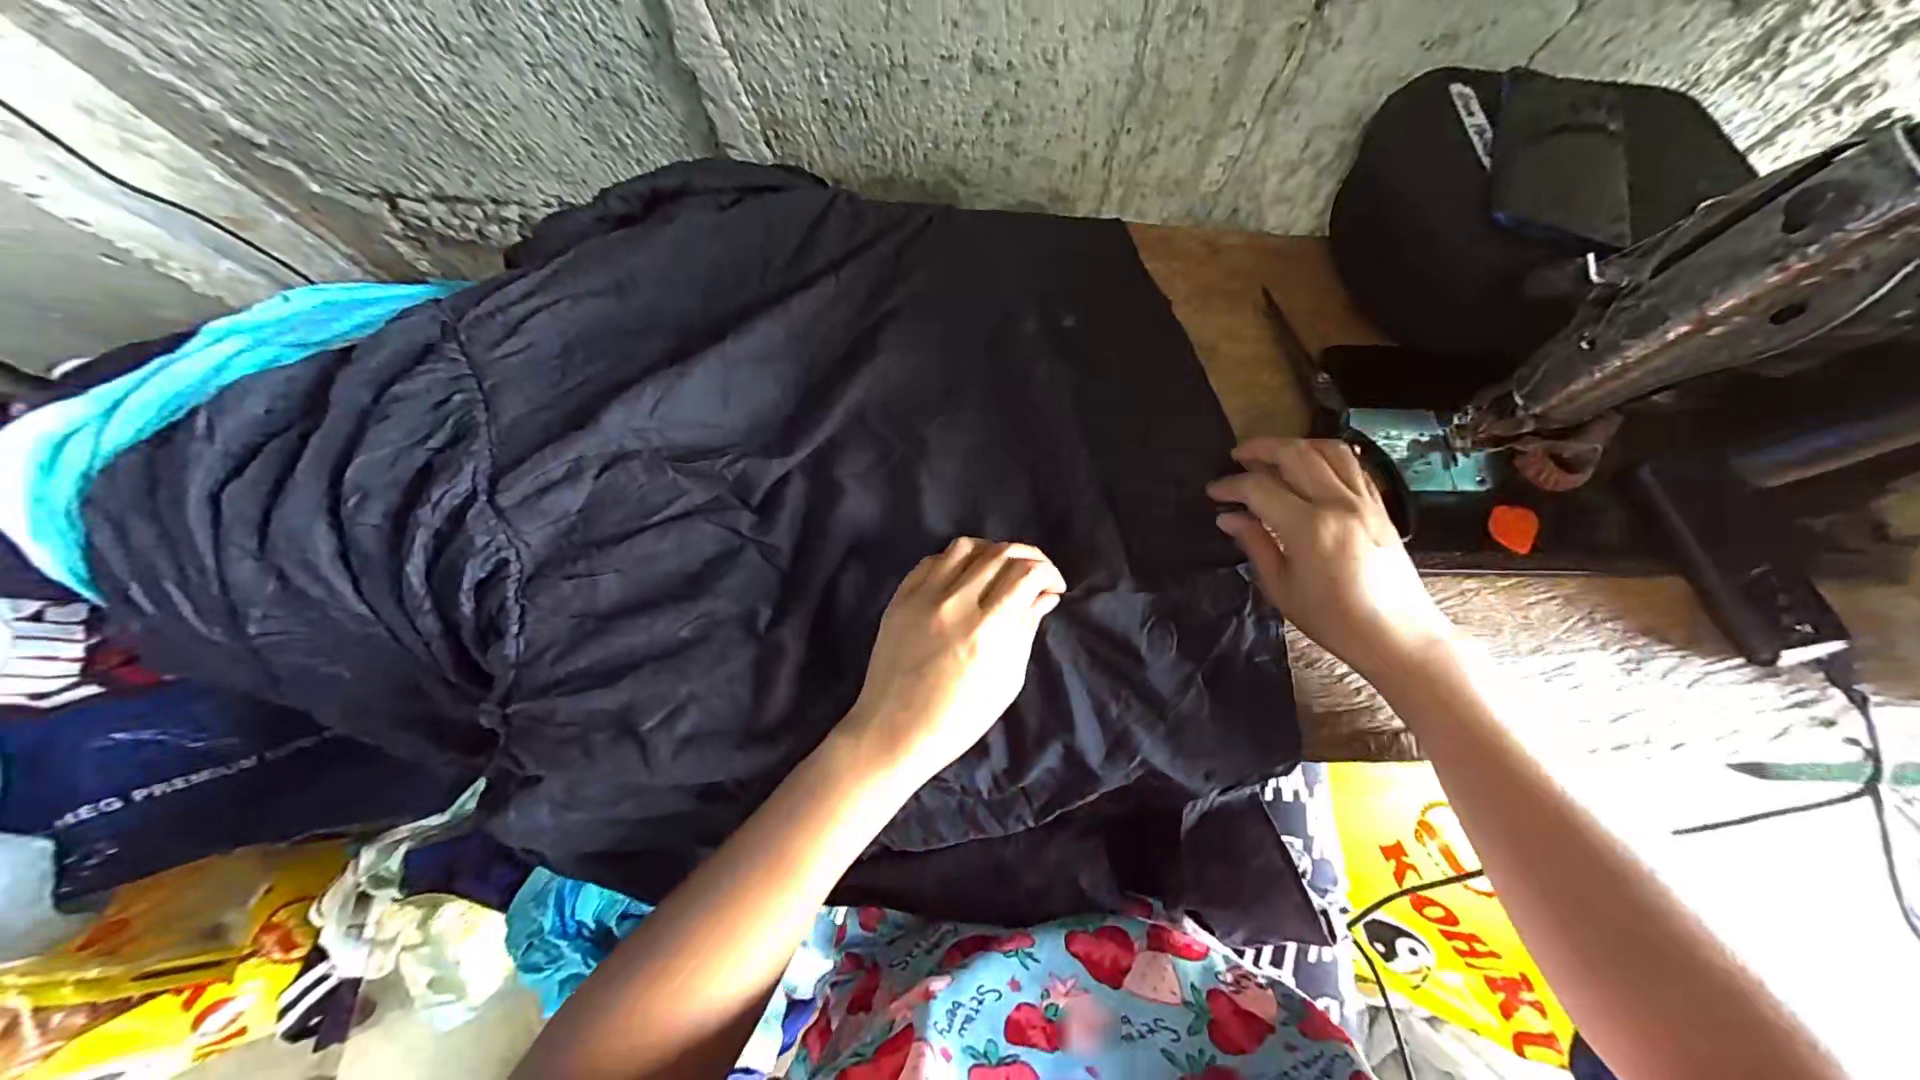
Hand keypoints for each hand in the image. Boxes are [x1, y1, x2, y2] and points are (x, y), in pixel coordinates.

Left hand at [837, 538, 1065, 783]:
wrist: (894, 731)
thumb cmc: (959, 718)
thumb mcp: (1007, 678)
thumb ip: (1025, 628)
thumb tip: (1045, 595)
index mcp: (986, 630)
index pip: (1026, 573)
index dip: (1049, 572)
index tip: (1054, 586)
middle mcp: (955, 604)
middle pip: (1000, 552)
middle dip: (1028, 557)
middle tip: (1034, 575)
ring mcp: (922, 597)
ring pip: (966, 546)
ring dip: (991, 552)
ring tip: (999, 572)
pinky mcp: (900, 598)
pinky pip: (933, 560)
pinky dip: (957, 561)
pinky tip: (965, 578)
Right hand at [1207, 438, 1454, 682]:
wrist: (1397, 635)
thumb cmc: (1333, 620)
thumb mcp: (1281, 587)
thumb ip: (1255, 544)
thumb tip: (1228, 518)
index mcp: (1309, 527)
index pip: (1259, 488)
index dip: (1230, 486)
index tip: (1213, 493)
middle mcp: (1338, 504)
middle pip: (1295, 454)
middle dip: (1260, 449)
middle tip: (1237, 457)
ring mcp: (1365, 501)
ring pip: (1328, 449)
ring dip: (1295, 445)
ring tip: (1272, 455)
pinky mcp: (1380, 505)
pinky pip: (1352, 464)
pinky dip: (1326, 455)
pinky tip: (1310, 465)